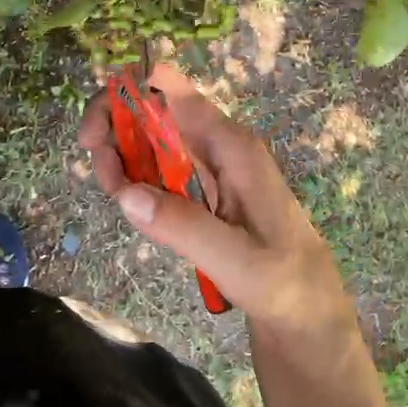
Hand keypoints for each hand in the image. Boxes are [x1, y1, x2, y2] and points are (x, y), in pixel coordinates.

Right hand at [77, 63, 357, 343]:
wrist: (310, 316)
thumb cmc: (285, 284)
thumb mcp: (238, 262)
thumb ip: (184, 227)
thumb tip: (126, 194)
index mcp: (230, 144)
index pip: (171, 90)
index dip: (127, 94)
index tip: (97, 131)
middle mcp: (215, 143)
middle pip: (150, 110)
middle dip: (114, 130)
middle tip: (100, 173)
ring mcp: (205, 164)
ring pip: (147, 138)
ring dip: (120, 157)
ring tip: (114, 195)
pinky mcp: (198, 187)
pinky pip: (154, 166)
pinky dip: (133, 178)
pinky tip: (129, 202)